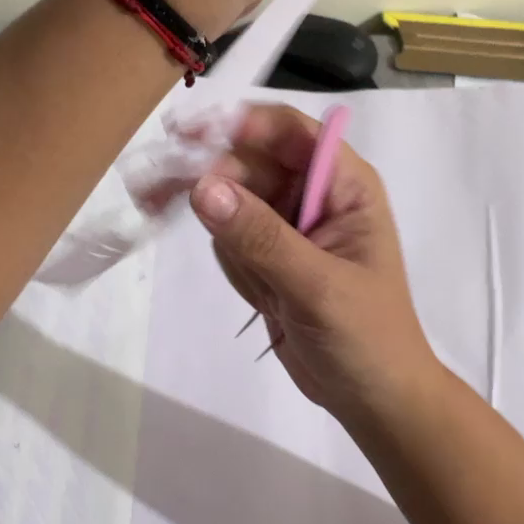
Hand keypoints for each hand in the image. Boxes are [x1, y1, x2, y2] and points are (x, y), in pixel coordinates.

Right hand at [188, 105, 438, 418]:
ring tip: (253, 282)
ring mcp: (290, 227)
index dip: (236, 125)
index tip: (182, 135)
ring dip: (221, 233)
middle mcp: (315, 195)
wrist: (373, 398)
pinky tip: (262, 301)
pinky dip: (232, 263)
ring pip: (231, 200)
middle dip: (207, 179)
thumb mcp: (317, 286)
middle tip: (150, 195)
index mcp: (344, 185)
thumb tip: (202, 187)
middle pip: (247, 162)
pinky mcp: (270, 257)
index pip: (286, 132)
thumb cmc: (367, 337)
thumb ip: (260, 237)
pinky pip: (230, 239)